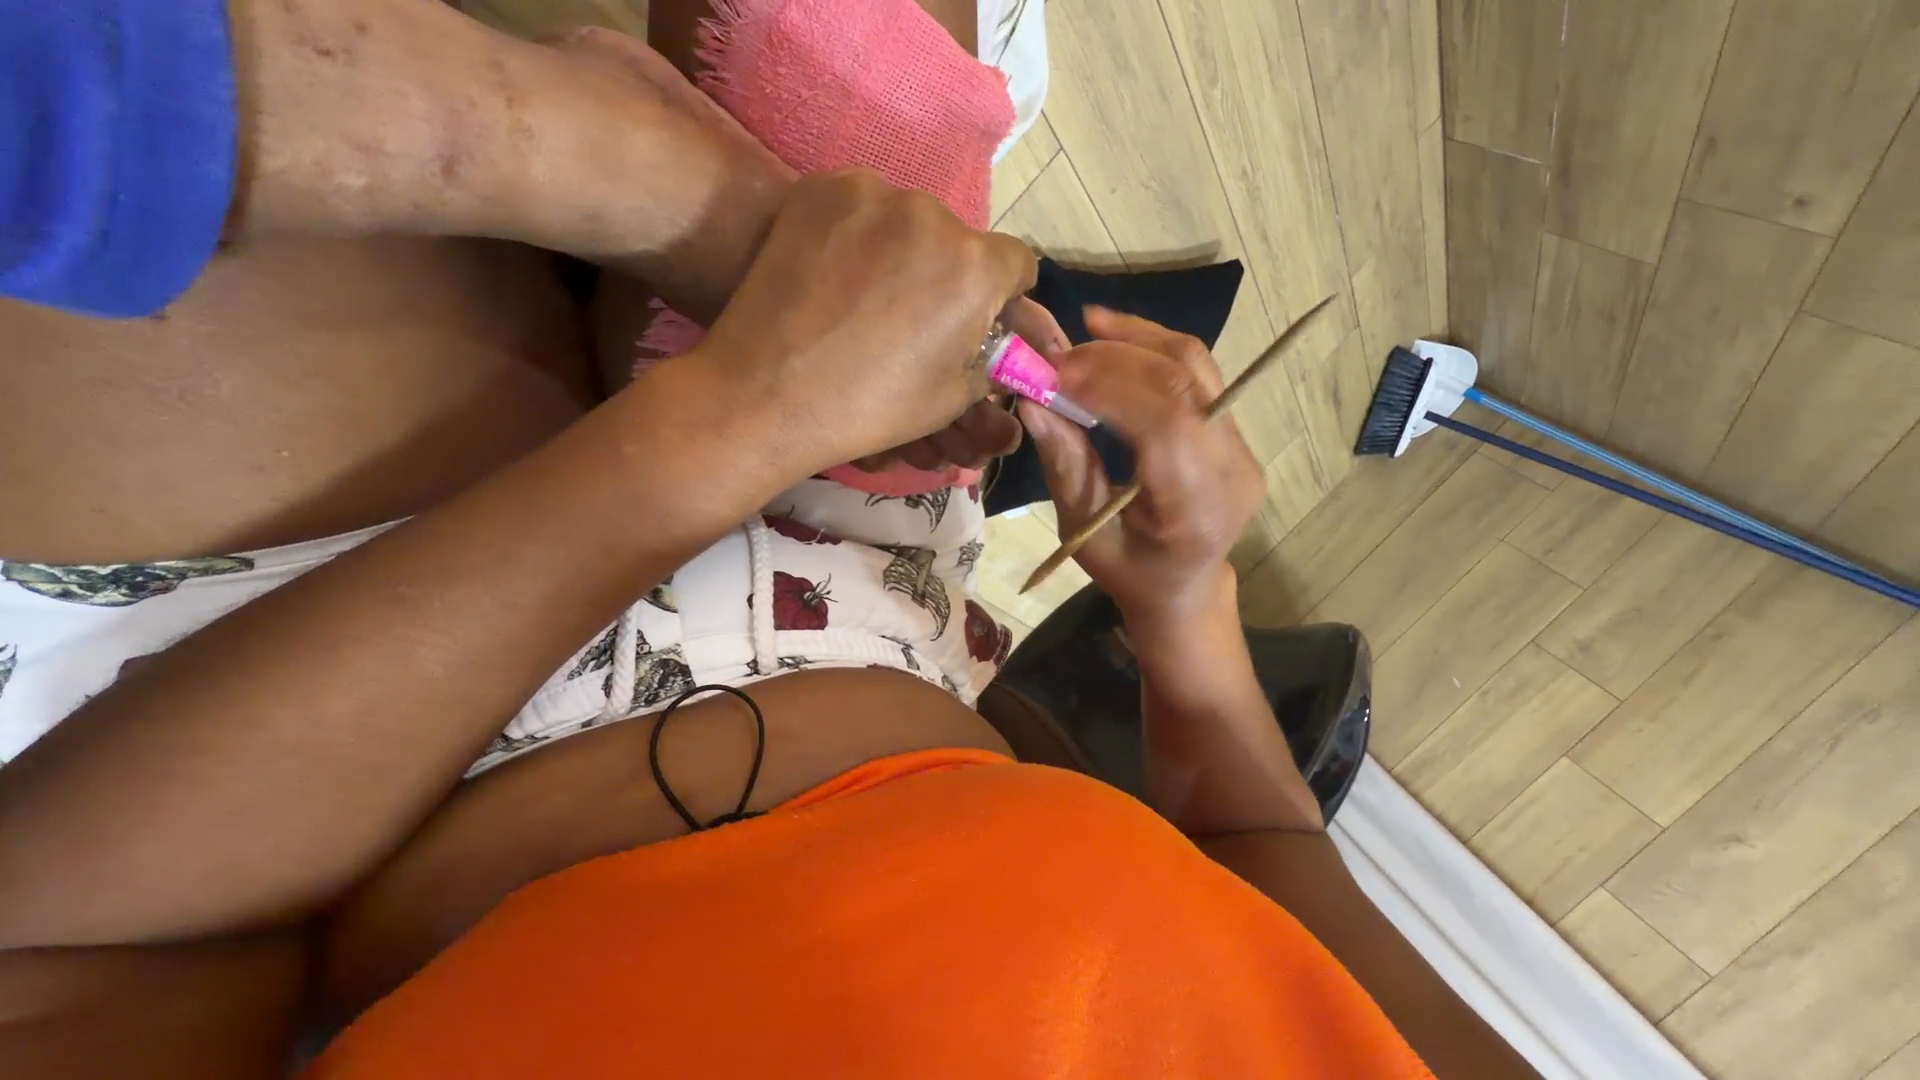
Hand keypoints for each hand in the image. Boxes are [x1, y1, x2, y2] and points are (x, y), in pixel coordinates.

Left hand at [698, 169, 1038, 475]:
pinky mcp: (821, 188)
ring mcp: (873, 195)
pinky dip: (855, 232)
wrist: (767, 390)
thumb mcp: (951, 398)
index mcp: (976, 269)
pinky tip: (831, 269)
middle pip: (959, 239)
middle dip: (947, 271)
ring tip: (863, 292)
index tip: (977, 314)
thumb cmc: (869, 407)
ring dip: (901, 248)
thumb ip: (988, 357)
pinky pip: (859, 205)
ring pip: (908, 219)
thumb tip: (990, 336)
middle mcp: (933, 217)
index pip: (1017, 263)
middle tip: (912, 312)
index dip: (1003, 293)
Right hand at [1022, 307, 1263, 624]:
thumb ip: (1065, 464)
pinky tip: (1116, 340)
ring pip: (1196, 365)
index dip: (1108, 384)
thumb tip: (1034, 400)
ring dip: (1138, 339)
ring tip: (1087, 330)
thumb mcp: (1082, 531)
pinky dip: (1154, 349)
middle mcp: (1230, 468)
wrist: (1185, 585)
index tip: (1053, 371)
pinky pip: (1199, 374)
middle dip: (1115, 356)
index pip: (1163, 422)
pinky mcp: (1237, 430)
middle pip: (1182, 382)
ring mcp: (1242, 446)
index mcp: (1192, 507)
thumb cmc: (1128, 569)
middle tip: (1059, 355)